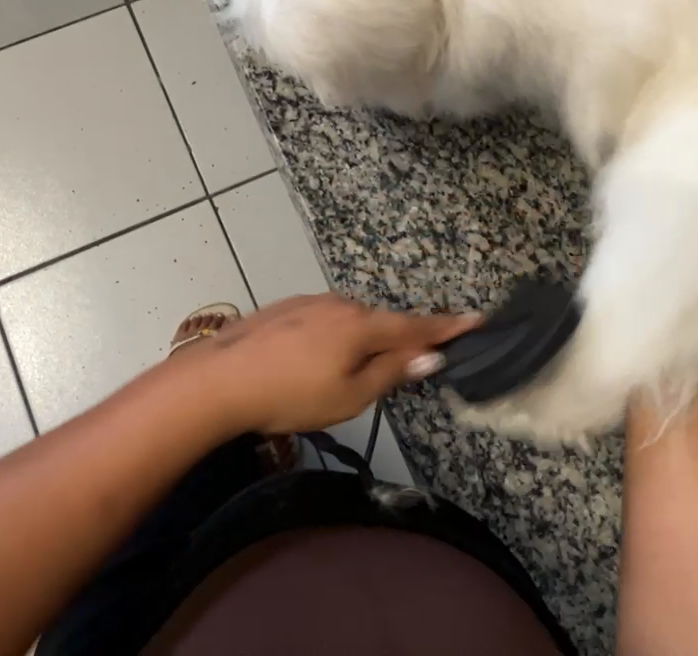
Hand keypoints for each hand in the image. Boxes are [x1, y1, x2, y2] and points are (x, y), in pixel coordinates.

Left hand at [174, 293, 479, 434]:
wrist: (219, 379)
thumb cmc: (290, 395)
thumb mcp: (349, 396)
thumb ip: (390, 372)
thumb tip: (429, 356)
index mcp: (360, 325)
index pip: (415, 326)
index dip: (447, 327)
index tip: (478, 320)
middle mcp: (338, 304)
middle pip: (381, 323)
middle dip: (397, 341)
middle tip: (409, 366)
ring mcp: (308, 302)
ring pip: (349, 321)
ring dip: (360, 341)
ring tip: (348, 374)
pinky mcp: (284, 308)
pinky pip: (323, 320)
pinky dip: (333, 337)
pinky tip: (314, 361)